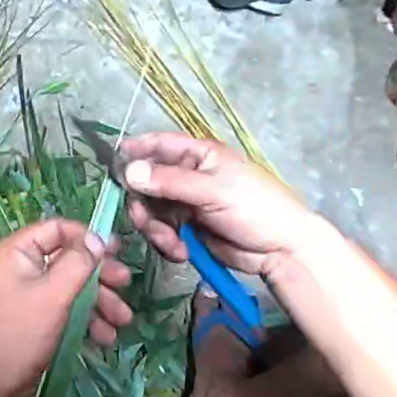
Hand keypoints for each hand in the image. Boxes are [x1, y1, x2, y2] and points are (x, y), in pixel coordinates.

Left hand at [0, 218, 133, 396]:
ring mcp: (25, 294)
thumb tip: (98, 238)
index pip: (57, 229)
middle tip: (125, 285)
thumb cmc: (17, 335)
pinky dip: (84, 319)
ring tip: (122, 321)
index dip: (88, 237)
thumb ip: (78, 263)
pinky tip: (104, 337)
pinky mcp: (31, 319)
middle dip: (99, 275)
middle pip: (68, 259)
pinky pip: (62, 309)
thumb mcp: (53, 295)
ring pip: (69, 287)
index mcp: (17, 252)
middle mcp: (20, 267)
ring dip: (98, 301)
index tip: (116, 251)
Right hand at [120, 133, 322, 278]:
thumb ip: (170, 182)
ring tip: (172, 243)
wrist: (281, 250)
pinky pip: (163, 232)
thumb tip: (129, 171)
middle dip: (144, 204)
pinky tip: (181, 252)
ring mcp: (188, 204)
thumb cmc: (255, 208)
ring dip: (156, 229)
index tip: (114, 162)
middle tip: (145, 221)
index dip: (136, 150)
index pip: (160, 144)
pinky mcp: (189, 229)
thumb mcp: (212, 191)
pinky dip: (167, 243)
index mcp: (200, 156)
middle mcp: (190, 176)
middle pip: (148, 183)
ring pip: (153, 211)